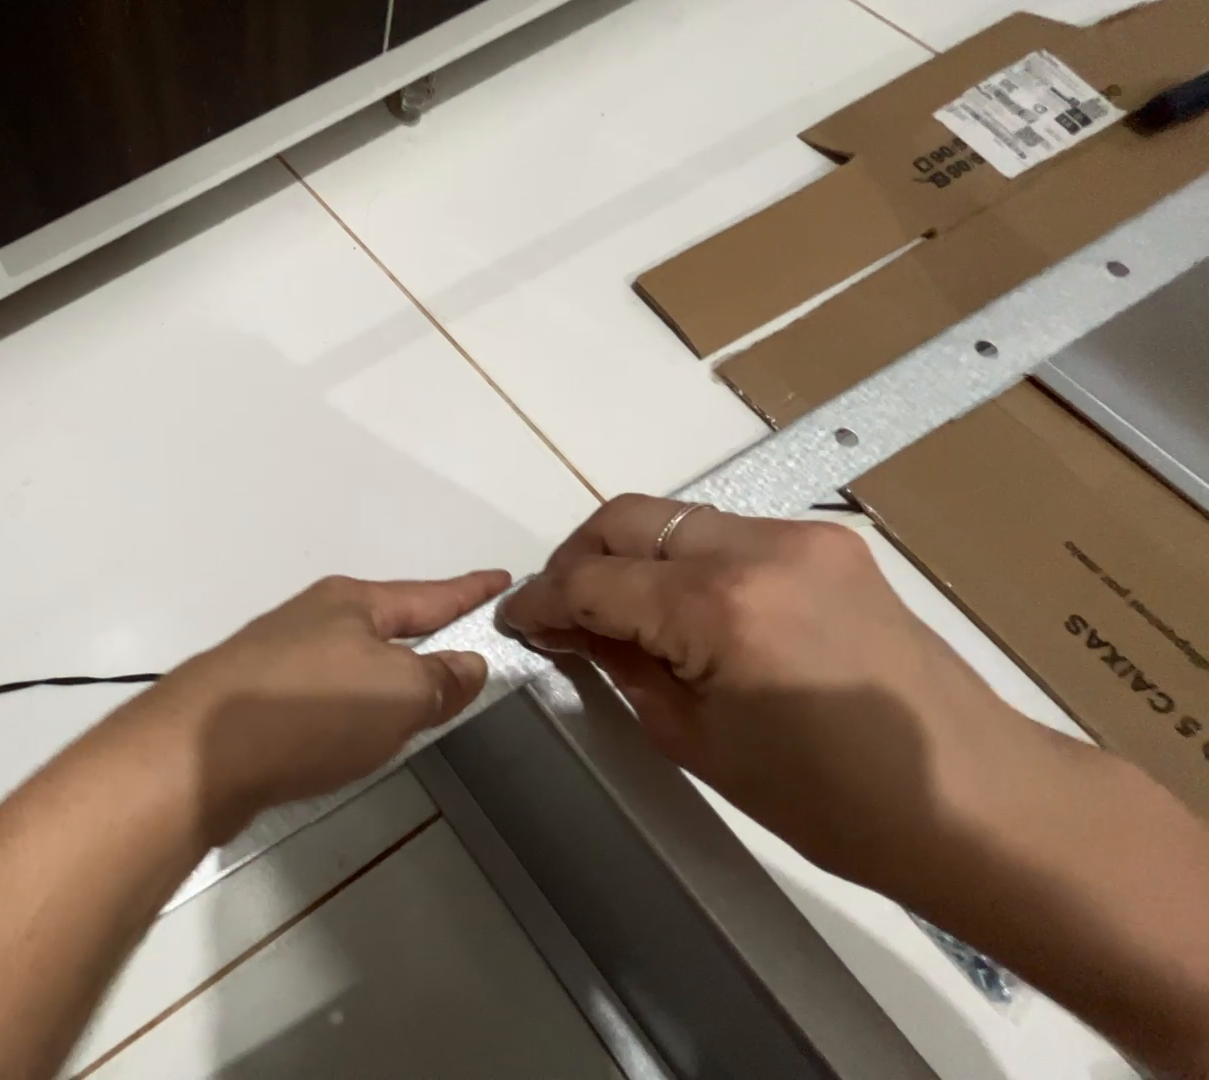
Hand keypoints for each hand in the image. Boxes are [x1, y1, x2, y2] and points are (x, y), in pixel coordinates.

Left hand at [127, 570, 509, 844]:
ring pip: (351, 662)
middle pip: (386, 624)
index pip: (430, 594)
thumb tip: (467, 664)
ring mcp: (275, 658)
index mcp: (352, 603)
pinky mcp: (252, 701)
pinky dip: (349, 709)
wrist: (195, 756)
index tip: (503, 579)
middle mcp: (311, 619)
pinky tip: (351, 733)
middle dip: (424, 635)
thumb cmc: (308, 712)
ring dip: (384, 676)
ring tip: (417, 700)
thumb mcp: (397, 692)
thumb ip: (441, 679)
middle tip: (465, 651)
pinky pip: (322, 697)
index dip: (472, 591)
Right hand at [500, 494, 1047, 890]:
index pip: (591, 581)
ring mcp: (798, 537)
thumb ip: (620, 665)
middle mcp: (756, 549)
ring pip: (670, 518)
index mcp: (718, 609)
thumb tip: (573, 631)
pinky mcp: (826, 544)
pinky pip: (719, 533)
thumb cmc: (825, 798)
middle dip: (575, 559)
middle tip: (559, 610)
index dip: (540, 601)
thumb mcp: (690, 737)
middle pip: (624, 519)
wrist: (977, 803)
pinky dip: (677, 561)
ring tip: (615, 611)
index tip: (517, 621)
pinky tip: (678, 609)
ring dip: (626, 556)